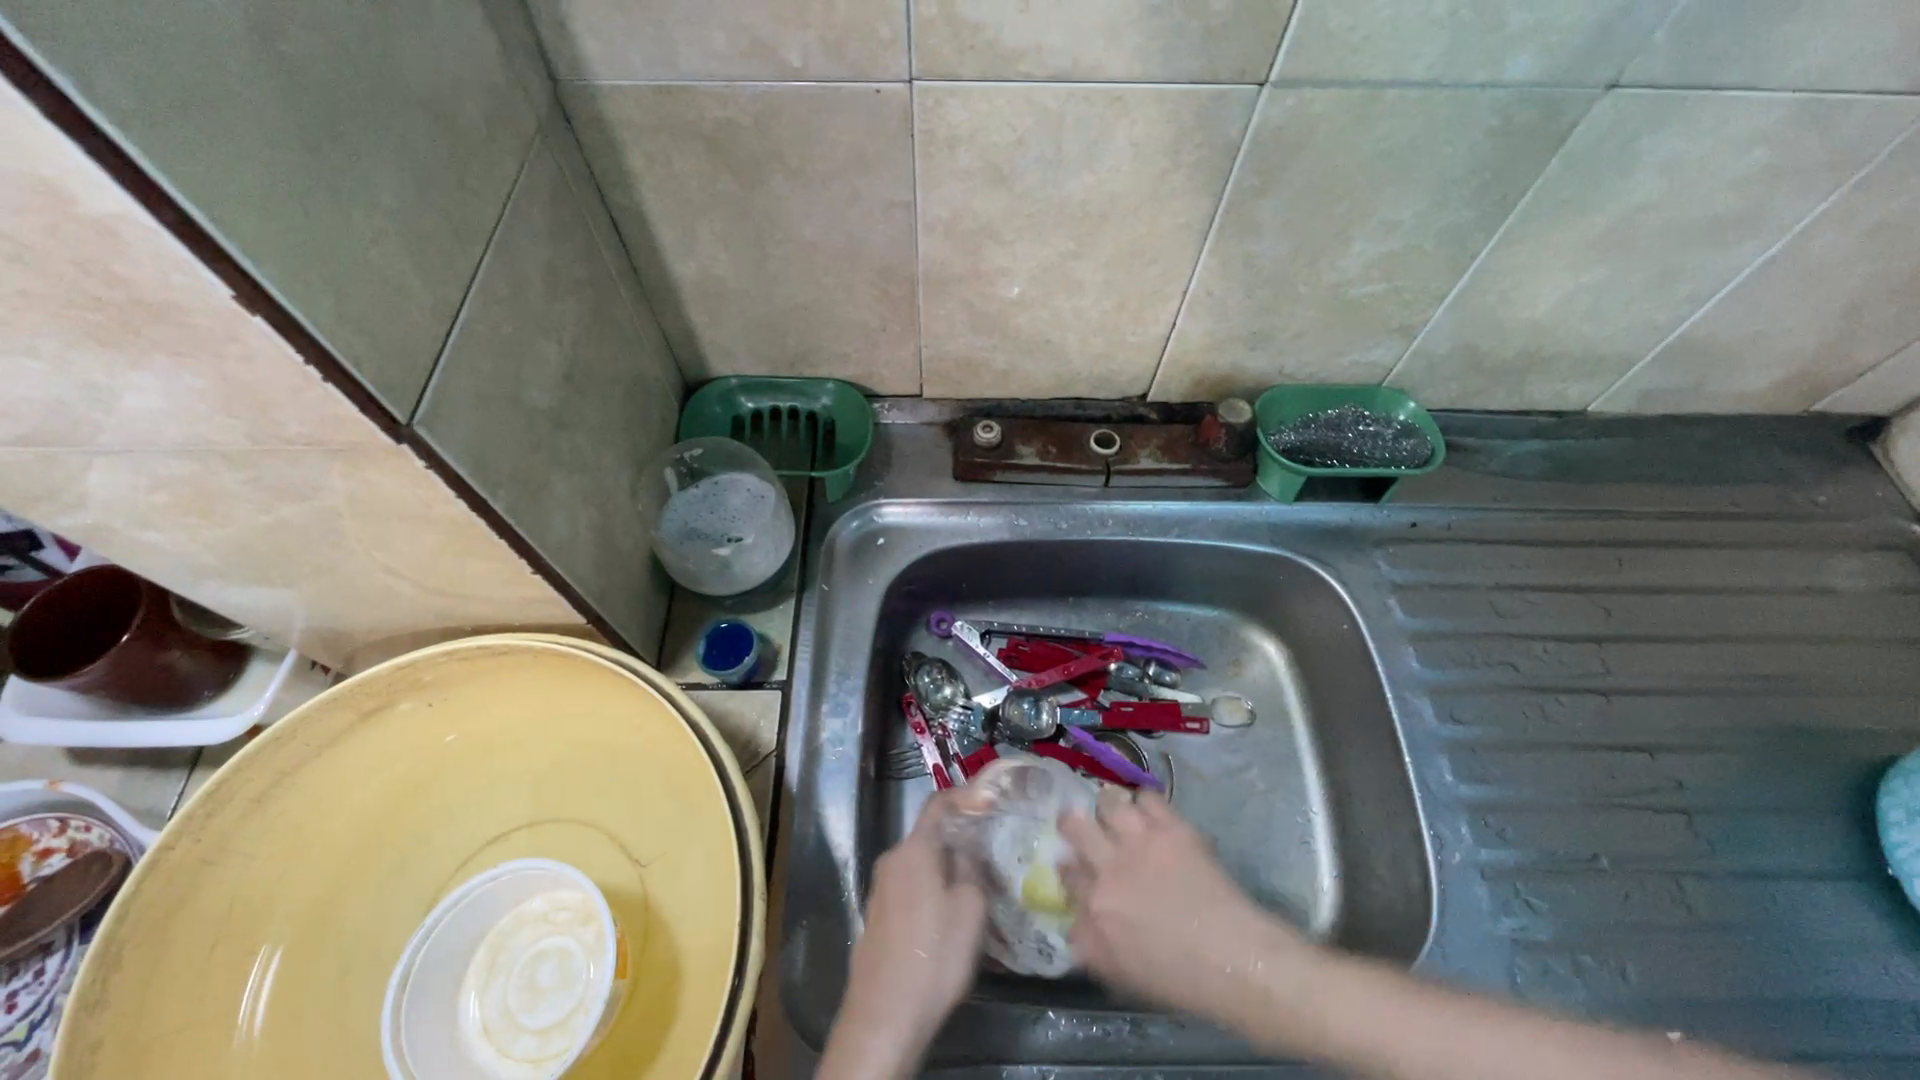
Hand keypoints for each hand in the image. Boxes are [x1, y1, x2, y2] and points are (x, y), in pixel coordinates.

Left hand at [820, 788, 988, 1079]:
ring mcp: (881, 888)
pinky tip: (953, 918)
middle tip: (994, 854)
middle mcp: (892, 859)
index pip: (939, 804)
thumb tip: (968, 845)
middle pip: (931, 836)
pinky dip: (934, 891)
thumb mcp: (970, 908)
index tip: (994, 802)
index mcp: (914, 849)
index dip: (967, 797)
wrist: (885, 1014)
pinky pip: (913, 887)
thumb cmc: (935, 955)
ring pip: (923, 864)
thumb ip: (971, 866)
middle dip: (962, 840)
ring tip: (981, 888)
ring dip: (949, 869)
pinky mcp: (878, 914)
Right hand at [1059, 787, 1315, 1018]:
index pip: (1068, 874)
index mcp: (1094, 905)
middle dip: (1072, 822)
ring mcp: (1140, 843)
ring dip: (1109, 804)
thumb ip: (1089, 942)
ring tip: (1115, 807)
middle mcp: (1109, 867)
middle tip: (1080, 822)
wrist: (1230, 958)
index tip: (1073, 863)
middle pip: (1075, 826)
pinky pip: (1148, 798)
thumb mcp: (1116, 972)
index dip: (1069, 866)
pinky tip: (1149, 810)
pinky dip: (1145, 801)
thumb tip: (1075, 923)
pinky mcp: (1172, 829)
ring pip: (1109, 803)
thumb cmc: (1176, 976)